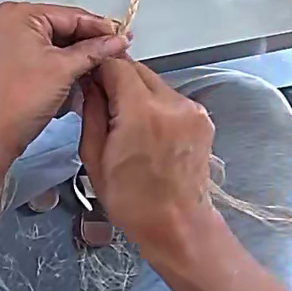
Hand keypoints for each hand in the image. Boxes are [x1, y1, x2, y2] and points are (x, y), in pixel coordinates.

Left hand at [0, 2, 129, 171]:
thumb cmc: (20, 99)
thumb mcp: (64, 69)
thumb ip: (95, 50)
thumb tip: (120, 39)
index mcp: (21, 14)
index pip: (73, 15)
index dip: (102, 28)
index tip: (126, 39)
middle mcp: (12, 22)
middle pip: (65, 28)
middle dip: (91, 45)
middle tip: (119, 55)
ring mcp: (11, 44)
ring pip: (57, 45)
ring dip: (79, 58)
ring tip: (104, 69)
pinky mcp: (12, 64)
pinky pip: (46, 58)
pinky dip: (64, 68)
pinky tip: (83, 78)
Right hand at [79, 56, 220, 256]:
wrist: (178, 225)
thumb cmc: (131, 200)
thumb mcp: (94, 157)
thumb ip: (91, 112)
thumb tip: (88, 84)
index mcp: (141, 112)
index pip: (116, 65)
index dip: (98, 69)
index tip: (89, 81)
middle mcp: (171, 103)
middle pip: (138, 69)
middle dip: (117, 79)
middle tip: (104, 102)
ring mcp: (192, 109)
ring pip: (155, 82)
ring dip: (138, 92)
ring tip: (127, 121)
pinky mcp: (202, 118)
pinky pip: (172, 98)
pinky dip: (156, 105)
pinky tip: (148, 130)